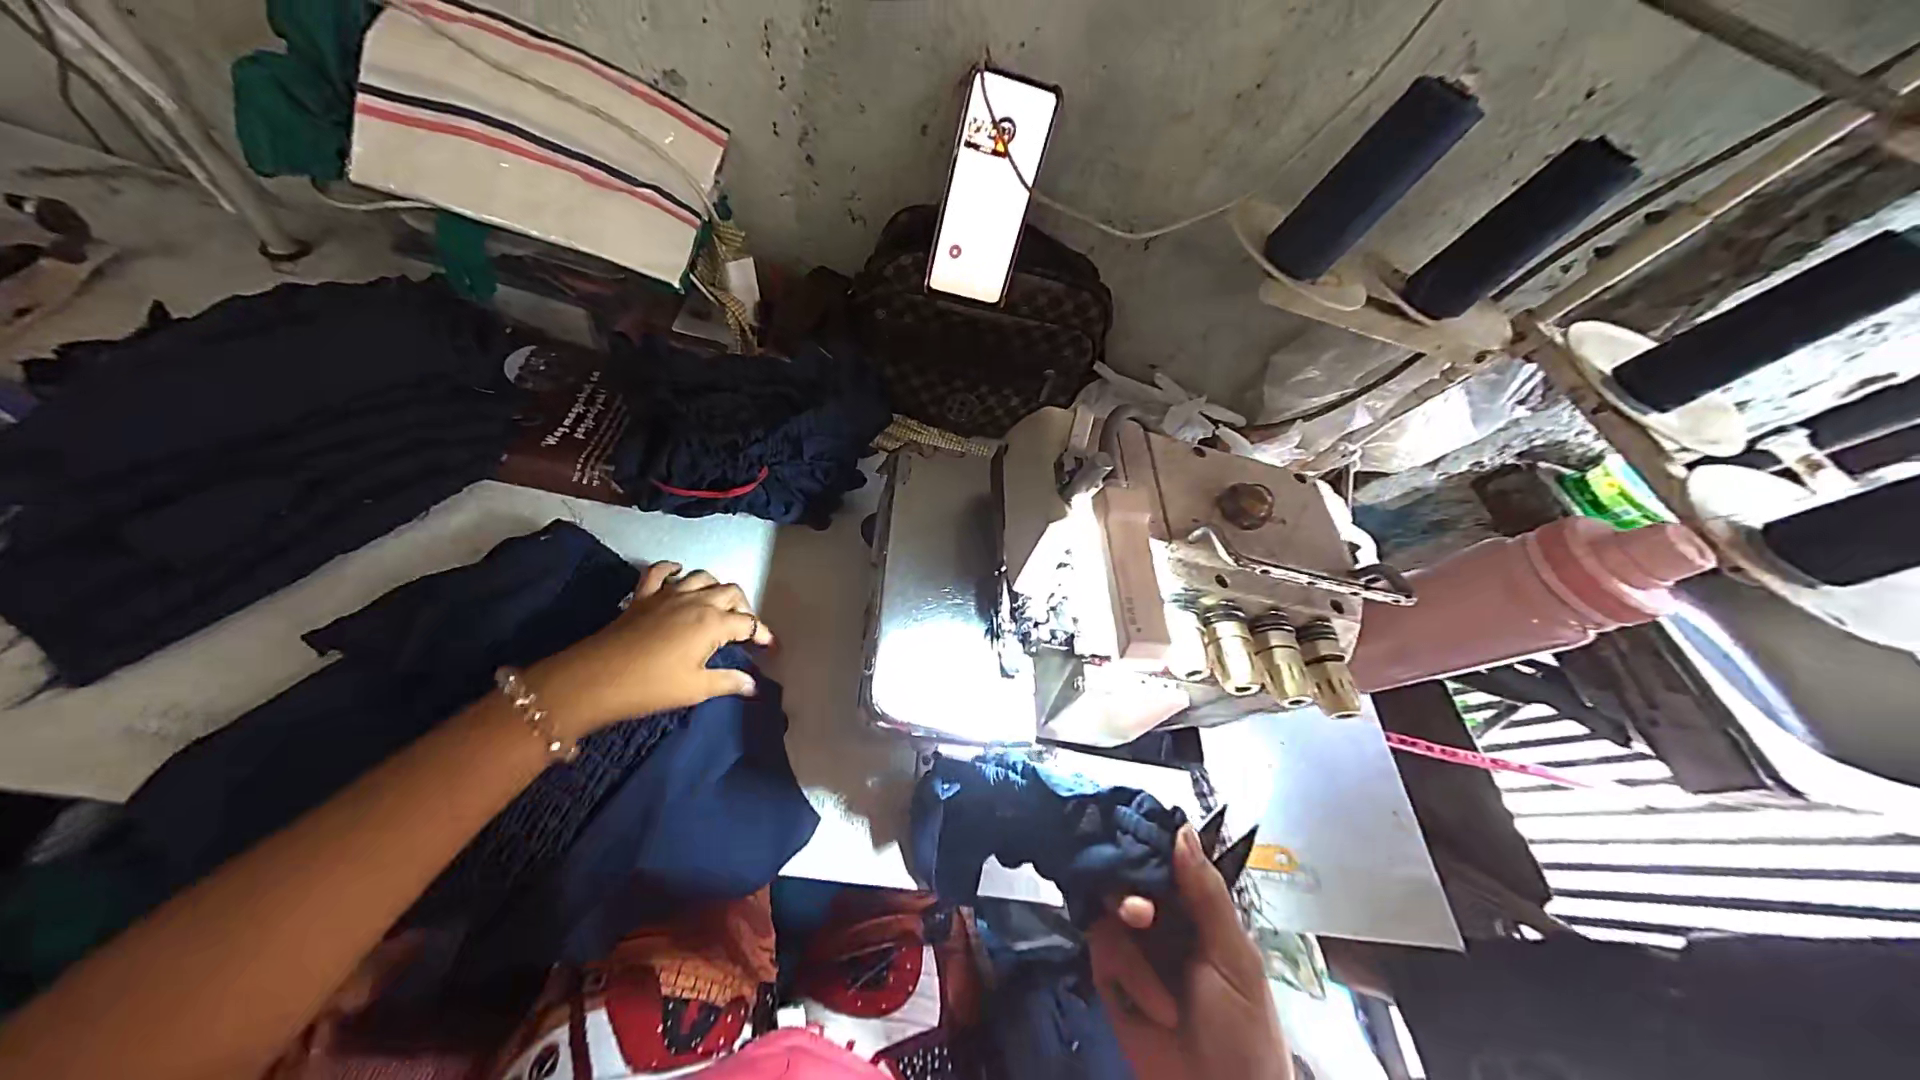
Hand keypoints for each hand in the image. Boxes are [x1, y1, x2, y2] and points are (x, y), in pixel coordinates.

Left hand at [522, 562, 772, 737]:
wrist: (596, 679)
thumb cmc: (651, 686)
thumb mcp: (695, 689)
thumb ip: (728, 682)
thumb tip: (753, 685)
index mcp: (713, 623)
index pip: (749, 623)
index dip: (763, 634)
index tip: (769, 646)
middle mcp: (696, 601)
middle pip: (731, 592)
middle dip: (744, 607)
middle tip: (744, 627)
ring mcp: (668, 595)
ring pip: (702, 576)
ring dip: (715, 586)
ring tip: (717, 603)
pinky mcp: (643, 596)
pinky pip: (660, 572)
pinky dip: (672, 569)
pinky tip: (678, 574)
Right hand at [1086, 825, 1290, 1079]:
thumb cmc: (1243, 1031)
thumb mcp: (1235, 960)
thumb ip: (1206, 894)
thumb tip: (1182, 829)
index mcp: (1195, 906)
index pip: (1163, 857)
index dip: (1145, 844)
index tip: (1129, 836)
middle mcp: (1159, 916)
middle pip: (1126, 876)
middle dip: (1129, 894)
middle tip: (1141, 915)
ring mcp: (1131, 943)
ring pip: (1108, 910)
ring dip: (1133, 954)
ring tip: (1163, 999)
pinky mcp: (1108, 973)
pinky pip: (1101, 949)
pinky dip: (1127, 978)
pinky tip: (1154, 1009)